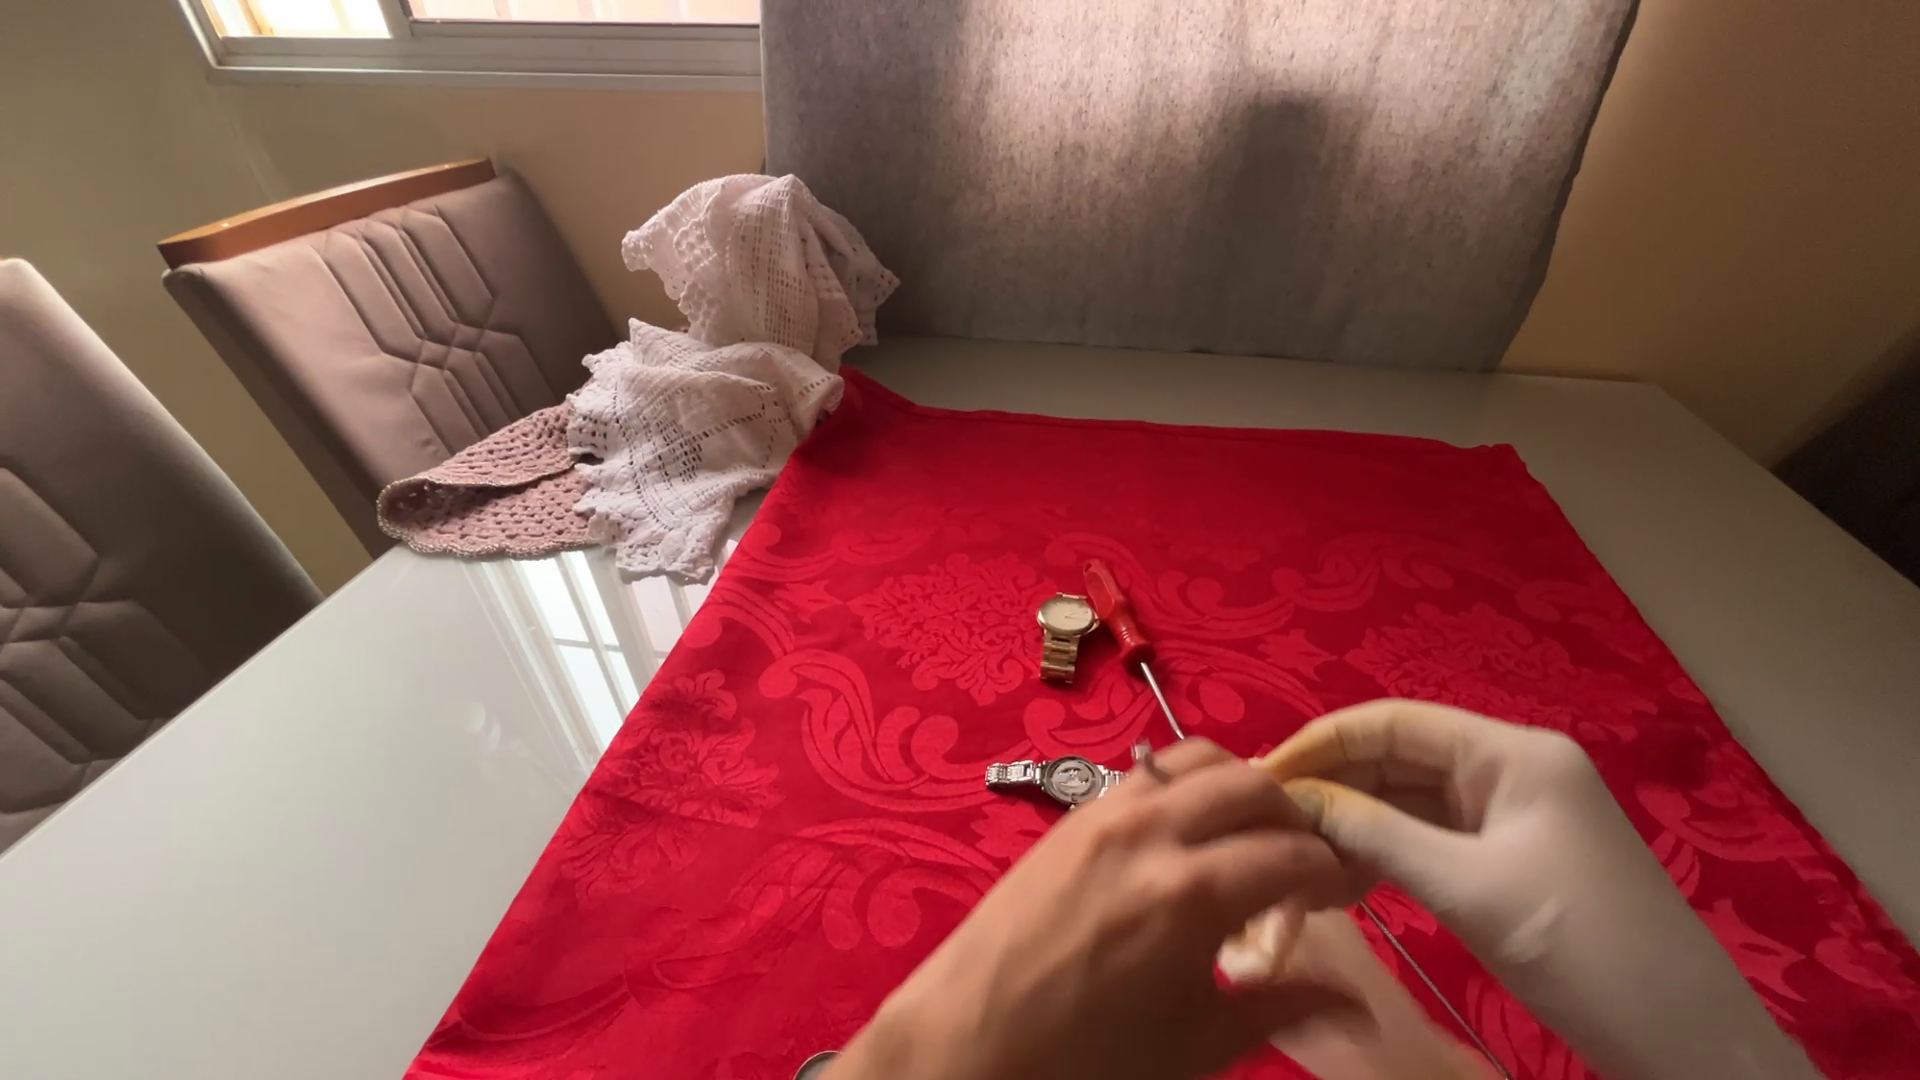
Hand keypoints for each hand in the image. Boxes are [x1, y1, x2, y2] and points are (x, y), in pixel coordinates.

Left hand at [826, 739, 1358, 1079]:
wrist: (969, 1031)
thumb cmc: (1085, 1057)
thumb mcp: (1192, 1043)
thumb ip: (1276, 1006)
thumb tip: (1354, 1003)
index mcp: (1189, 893)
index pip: (1291, 853)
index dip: (1331, 870)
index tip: (1341, 890)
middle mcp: (1151, 829)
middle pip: (1251, 783)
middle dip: (1294, 814)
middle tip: (1302, 859)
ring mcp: (1106, 809)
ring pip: (1197, 758)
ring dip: (1239, 784)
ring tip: (1249, 832)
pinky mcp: (1075, 809)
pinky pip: (1148, 770)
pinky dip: (1187, 782)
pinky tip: (1190, 828)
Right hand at [1257, 699, 1821, 1079]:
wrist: (1693, 1055)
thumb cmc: (1580, 951)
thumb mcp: (1463, 886)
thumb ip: (1370, 829)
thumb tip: (1291, 796)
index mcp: (1513, 752)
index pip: (1393, 721)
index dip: (1322, 741)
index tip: (1264, 773)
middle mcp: (1510, 767)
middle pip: (1396, 757)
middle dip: (1333, 785)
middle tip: (1271, 817)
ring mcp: (1510, 812)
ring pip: (1406, 799)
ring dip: (1352, 823)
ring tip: (1297, 852)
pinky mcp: (1507, 853)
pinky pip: (1427, 835)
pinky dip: (1382, 852)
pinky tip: (1340, 876)